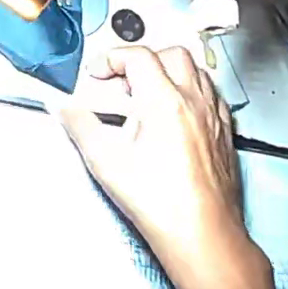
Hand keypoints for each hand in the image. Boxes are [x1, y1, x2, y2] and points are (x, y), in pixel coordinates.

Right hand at [57, 46, 255, 286]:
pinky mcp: (225, 133)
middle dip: (142, 59)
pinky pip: (211, 94)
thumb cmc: (159, 202)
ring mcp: (214, 117)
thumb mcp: (104, 160)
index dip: (111, 58)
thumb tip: (62, 107)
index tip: (98, 74)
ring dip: (168, 71)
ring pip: (196, 70)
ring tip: (146, 93)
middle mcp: (194, 102)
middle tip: (122, 79)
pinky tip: (174, 113)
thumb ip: (79, 124)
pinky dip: (190, 91)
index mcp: (164, 101)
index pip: (138, 56)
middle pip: (172, 54)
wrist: (202, 234)